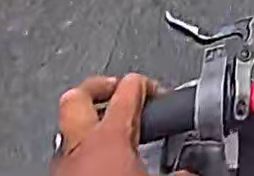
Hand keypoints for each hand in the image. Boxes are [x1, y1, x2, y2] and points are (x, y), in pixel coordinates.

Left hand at [53, 74, 185, 175]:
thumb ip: (178, 171)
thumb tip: (190, 172)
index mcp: (109, 135)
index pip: (129, 87)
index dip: (148, 86)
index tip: (159, 96)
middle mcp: (80, 146)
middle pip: (79, 95)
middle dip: (99, 88)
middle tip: (117, 90)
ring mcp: (63, 168)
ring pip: (68, 129)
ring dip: (88, 127)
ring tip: (109, 132)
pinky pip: (67, 159)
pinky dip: (83, 158)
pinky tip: (99, 169)